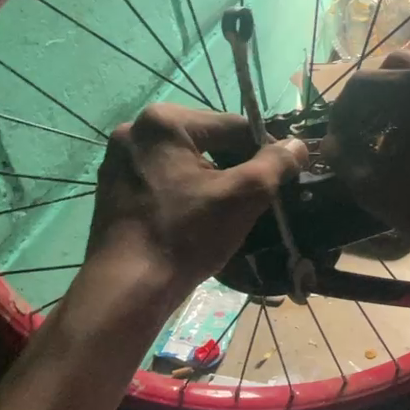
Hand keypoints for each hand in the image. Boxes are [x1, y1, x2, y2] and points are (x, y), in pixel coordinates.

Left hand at [83, 104, 307, 297]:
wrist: (127, 288)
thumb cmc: (186, 236)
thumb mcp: (244, 196)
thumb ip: (275, 164)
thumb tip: (298, 145)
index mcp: (164, 121)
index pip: (233, 126)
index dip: (264, 150)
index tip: (282, 176)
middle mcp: (135, 130)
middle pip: (206, 141)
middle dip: (234, 166)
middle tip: (256, 198)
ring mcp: (118, 160)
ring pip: (184, 162)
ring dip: (210, 180)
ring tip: (229, 211)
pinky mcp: (112, 188)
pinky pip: (162, 180)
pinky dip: (184, 193)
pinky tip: (196, 219)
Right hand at [325, 51, 409, 265]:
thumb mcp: (379, 191)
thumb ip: (345, 158)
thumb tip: (331, 141)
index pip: (362, 84)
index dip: (342, 112)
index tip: (340, 139)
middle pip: (396, 68)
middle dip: (375, 97)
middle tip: (367, 133)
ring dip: (407, 98)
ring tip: (401, 136)